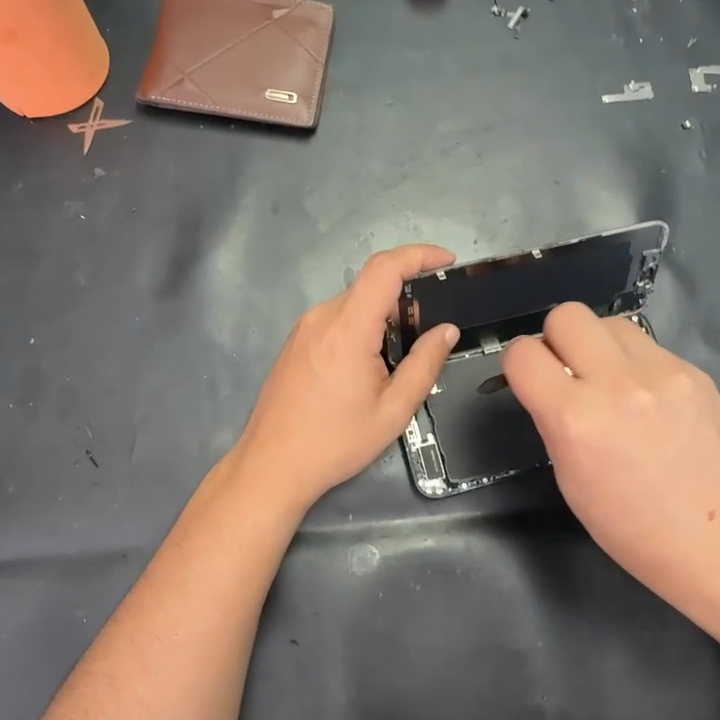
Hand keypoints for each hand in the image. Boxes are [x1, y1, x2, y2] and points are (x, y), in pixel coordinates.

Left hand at [231, 245, 460, 509]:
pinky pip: (337, 318)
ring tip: (400, 357)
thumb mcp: (393, 411)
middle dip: (407, 297)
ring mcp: (304, 327)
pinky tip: (370, 365)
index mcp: (347, 329)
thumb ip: (425, 365)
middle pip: (371, 286)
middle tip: (430, 332)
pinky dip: (362, 326)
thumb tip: (446, 331)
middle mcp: (322, 317)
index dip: (419, 254)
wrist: (272, 465)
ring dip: (384, 316)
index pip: (384, 268)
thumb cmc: (334, 442)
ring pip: (355, 303)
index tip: (447, 260)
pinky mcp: (296, 341)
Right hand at [501, 303, 719, 609]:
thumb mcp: (570, 478)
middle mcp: (617, 384)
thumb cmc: (630, 527)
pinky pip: (649, 347)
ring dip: (599, 345)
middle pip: (566, 315)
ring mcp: (662, 373)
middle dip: (556, 339)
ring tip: (612, 382)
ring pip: (610, 322)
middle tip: (570, 372)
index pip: (523, 352)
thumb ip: (553, 419)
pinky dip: (637, 365)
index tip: (531, 379)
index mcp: (575, 419)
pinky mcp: (694, 372)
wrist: (718, 542)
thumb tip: (547, 382)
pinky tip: (651, 402)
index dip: (519, 363)